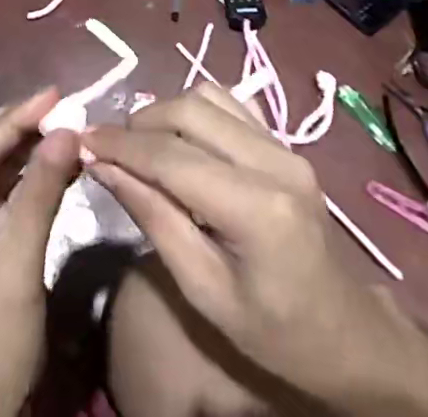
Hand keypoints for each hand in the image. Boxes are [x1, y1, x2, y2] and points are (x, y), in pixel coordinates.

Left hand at [0, 89, 80, 416]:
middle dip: (21, 127)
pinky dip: (32, 176)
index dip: (17, 119)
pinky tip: (61, 161)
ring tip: (69, 126)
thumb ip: (40, 193)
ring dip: (29, 149)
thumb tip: (70, 130)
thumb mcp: (17, 265)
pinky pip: (5, 194)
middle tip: (66, 105)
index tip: (58, 93)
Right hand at [84, 86, 427, 415]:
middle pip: (191, 110)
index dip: (121, 144)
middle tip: (108, 147)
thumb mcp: (203, 290)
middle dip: (141, 122)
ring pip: (212, 96)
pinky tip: (182, 140)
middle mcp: (275, 160)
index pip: (172, 157)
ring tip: (142, 145)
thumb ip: (154, 218)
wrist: (345, 331)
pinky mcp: (288, 145)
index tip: (81, 140)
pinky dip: (198, 111)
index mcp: (257, 207)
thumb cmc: (272, 331)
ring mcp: (287, 146)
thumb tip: (104, 167)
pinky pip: (234, 105)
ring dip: (168, 112)